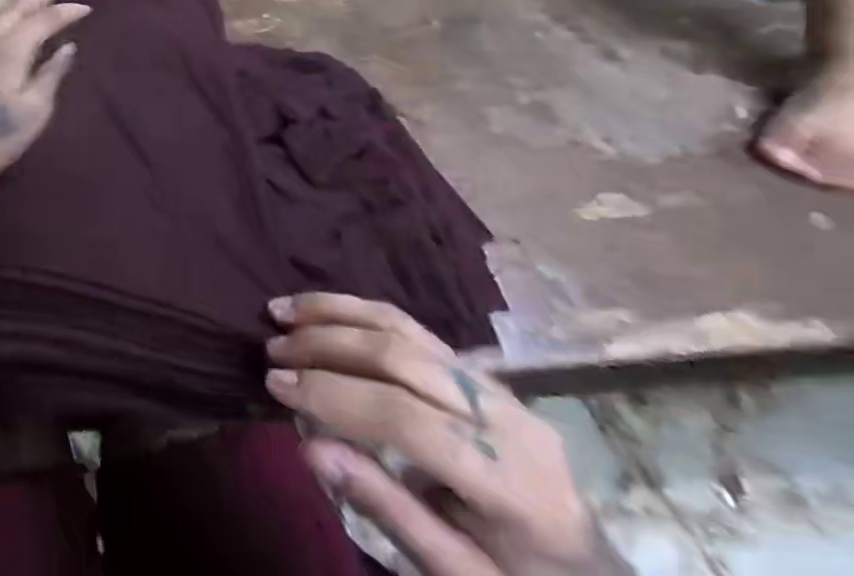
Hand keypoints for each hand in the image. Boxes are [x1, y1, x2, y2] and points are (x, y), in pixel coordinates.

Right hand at [264, 294, 630, 575]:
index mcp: (512, 484)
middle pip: (404, 360)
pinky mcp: (482, 375)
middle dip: (327, 347)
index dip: (333, 396)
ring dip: (336, 315)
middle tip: (272, 350)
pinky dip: (358, 313)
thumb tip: (309, 447)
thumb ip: (387, 509)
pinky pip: (415, 329)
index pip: (407, 420)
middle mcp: (509, 421)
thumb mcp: (458, 574)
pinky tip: (322, 311)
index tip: (274, 387)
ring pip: (407, 330)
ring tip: (282, 311)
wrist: (587, 574)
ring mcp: (499, 390)